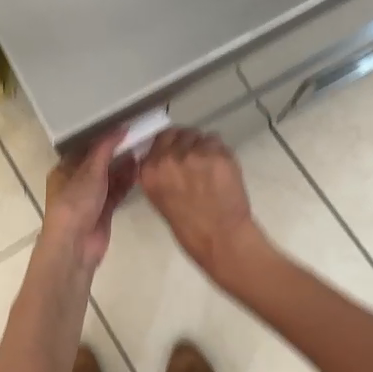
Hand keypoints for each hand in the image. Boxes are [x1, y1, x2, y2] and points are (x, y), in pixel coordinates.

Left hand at [42, 131, 129, 272]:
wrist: (75, 244)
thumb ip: (105, 148)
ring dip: (124, 166)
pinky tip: (140, 170)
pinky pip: (117, 192)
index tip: (123, 127)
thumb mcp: (90, 171)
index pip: (85, 148)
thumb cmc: (76, 202)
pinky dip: (127, 182)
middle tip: (138, 138)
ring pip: (109, 177)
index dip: (103, 138)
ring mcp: (90, 198)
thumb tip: (121, 127)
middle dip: (116, 152)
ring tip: (143, 151)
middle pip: (99, 163)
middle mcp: (76, 182)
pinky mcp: (104, 210)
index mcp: (65, 169)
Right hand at [138, 129, 269, 280]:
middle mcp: (168, 157)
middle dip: (189, 142)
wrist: (219, 238)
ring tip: (212, 167)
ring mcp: (194, 154)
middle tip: (198, 158)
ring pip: (201, 136)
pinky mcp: (217, 154)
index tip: (179, 151)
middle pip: (180, 133)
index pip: (160, 138)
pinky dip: (221, 153)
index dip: (172, 143)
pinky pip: (218, 142)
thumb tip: (166, 154)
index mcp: (150, 170)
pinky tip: (222, 170)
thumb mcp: (159, 197)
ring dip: (206, 147)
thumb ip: (159, 172)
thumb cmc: (189, 225)